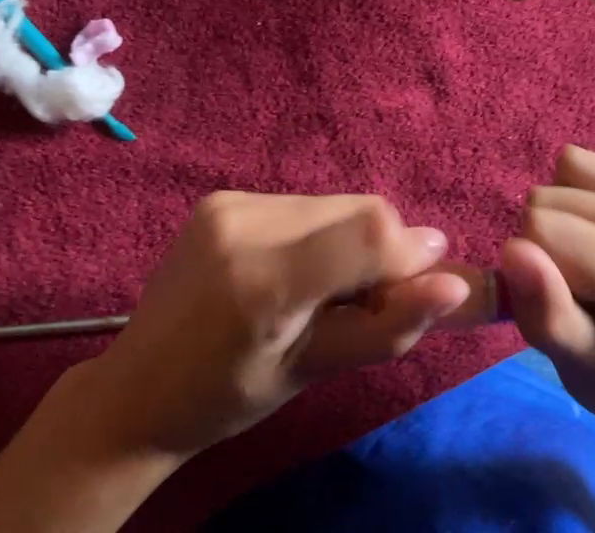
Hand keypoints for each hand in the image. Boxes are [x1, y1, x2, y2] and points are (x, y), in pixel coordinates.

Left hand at [76, 192, 471, 458]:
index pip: (370, 231)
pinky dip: (319, 234)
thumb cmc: (228, 397)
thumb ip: (388, 328)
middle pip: (358, 209)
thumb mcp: (314, 373)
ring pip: (334, 204)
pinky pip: (301, 205)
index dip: (410, 257)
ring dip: (350, 242)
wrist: (138, 388)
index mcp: (264, 278)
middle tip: (364, 305)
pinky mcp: (222, 196)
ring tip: (322, 293)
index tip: (417, 294)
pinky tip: (294, 273)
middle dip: (382, 252)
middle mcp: (245, 221)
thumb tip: (457, 285)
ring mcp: (229, 202)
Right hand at [500, 145, 594, 452]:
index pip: (542, 229)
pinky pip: (586, 162)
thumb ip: (547, 314)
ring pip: (564, 172)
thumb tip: (514, 250)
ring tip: (593, 264)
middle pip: (548, 197)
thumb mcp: (580, 372)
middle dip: (547, 243)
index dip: (535, 270)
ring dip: (562, 216)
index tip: (566, 308)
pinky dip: (579, 195)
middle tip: (580, 291)